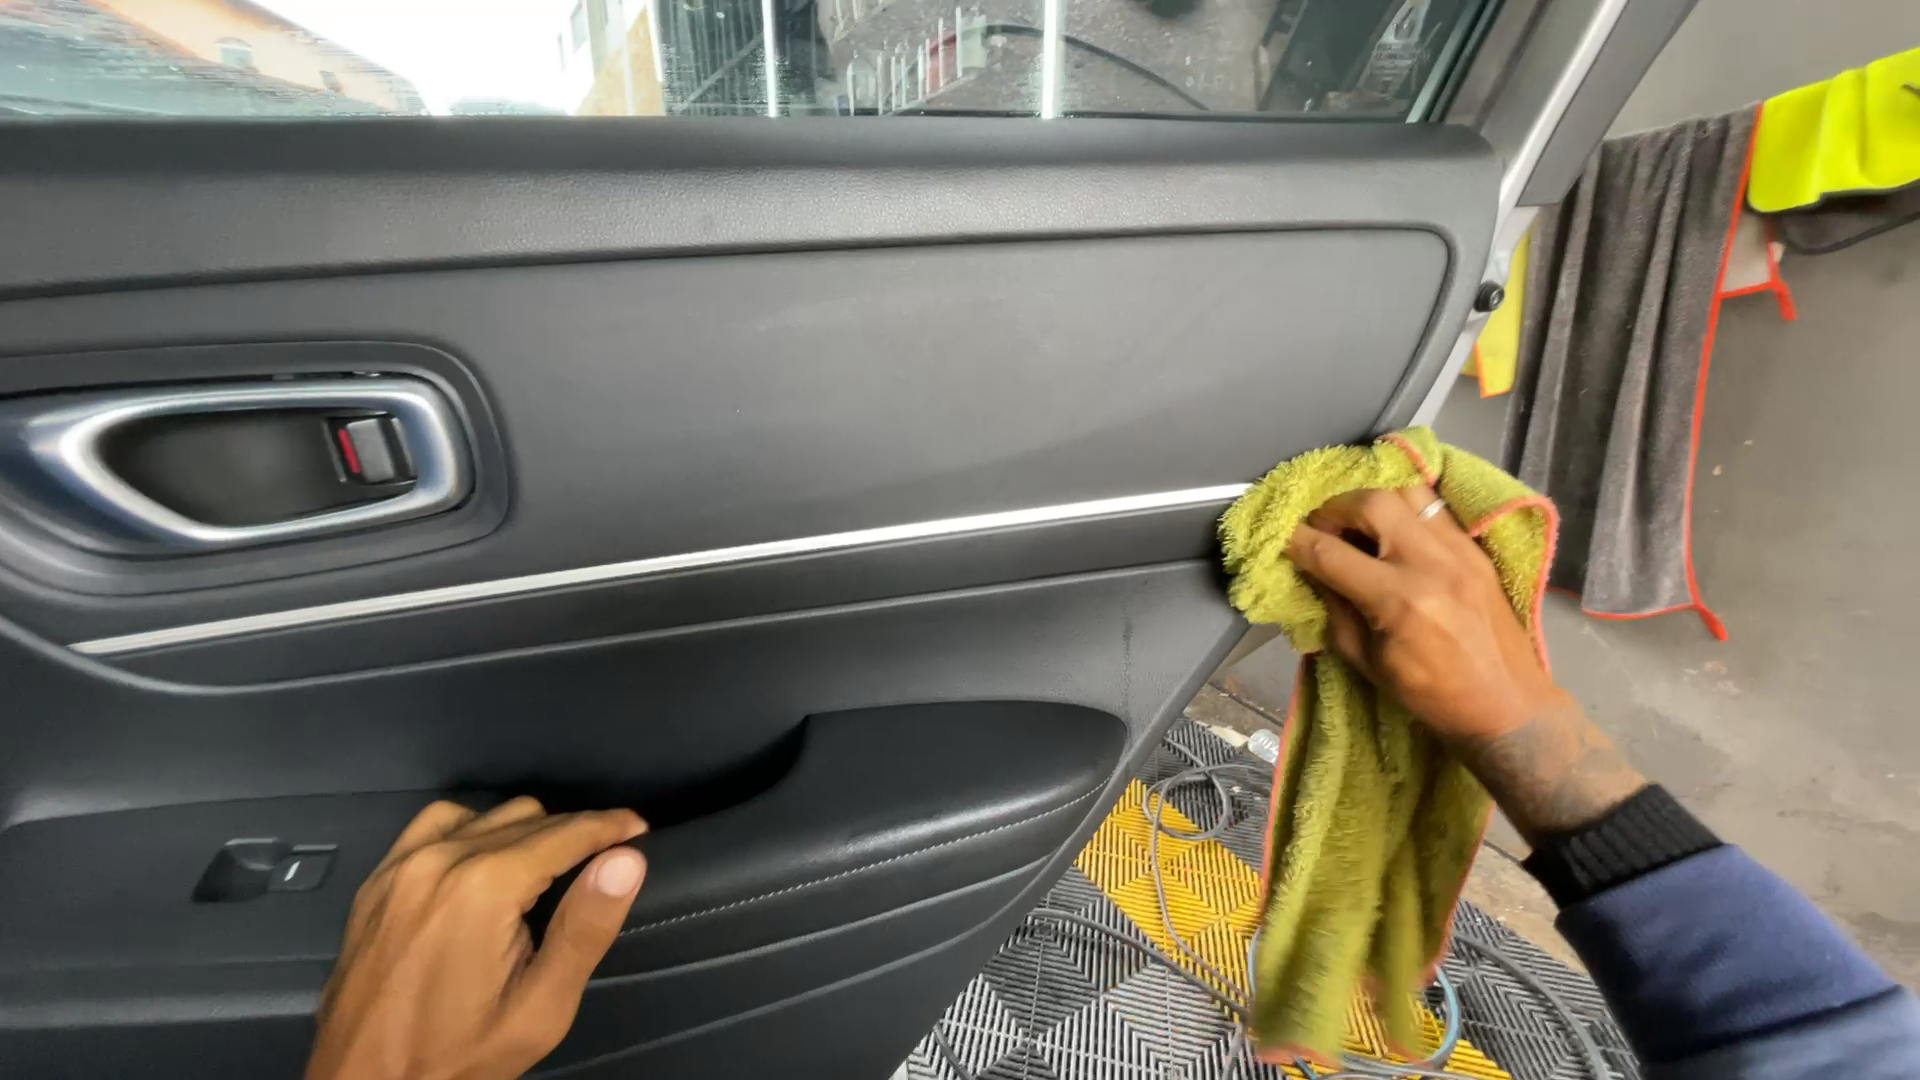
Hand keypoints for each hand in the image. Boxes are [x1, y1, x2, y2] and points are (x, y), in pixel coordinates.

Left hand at [306, 797, 647, 1079]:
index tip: (640, 832)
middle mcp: (440, 861)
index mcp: (483, 887)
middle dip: (580, 834)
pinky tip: (491, 858)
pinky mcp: (379, 878)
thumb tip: (628, 860)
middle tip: (602, 866)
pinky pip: (446, 820)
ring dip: (535, 831)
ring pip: (498, 813)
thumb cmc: (458, 1058)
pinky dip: (480, 827)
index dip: (615, 826)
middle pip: (538, 817)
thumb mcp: (541, 1009)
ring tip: (553, 869)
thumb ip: (586, 928)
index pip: (570, 830)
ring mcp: (403, 866)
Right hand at [1286, 486, 1566, 739]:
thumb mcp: (1362, 657)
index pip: (1331, 554)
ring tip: (1358, 524)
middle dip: (1334, 509)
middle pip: (1373, 503)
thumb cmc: (1427, 691)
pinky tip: (1391, 527)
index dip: (1296, 541)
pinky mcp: (1477, 550)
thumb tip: (1312, 569)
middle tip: (1322, 528)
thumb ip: (1333, 605)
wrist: (1506, 703)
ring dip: (1372, 501)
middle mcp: (1431, 566)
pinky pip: (1435, 507)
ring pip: (1408, 492)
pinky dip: (1404, 507)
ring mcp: (1461, 552)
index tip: (1280, 537)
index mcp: (1398, 602)